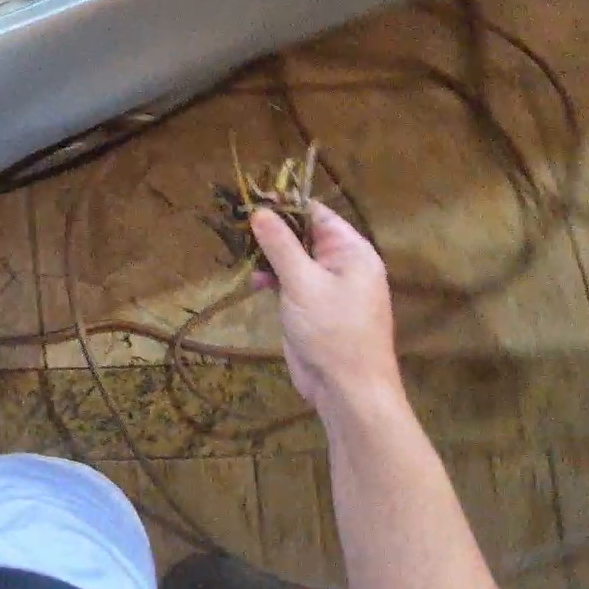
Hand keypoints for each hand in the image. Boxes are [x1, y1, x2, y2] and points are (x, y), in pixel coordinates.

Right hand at [250, 201, 402, 417]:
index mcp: (352, 252)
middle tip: (237, 225)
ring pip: (292, 257)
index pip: (317, 214)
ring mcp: (327, 286)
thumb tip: (259, 211)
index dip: (285, 205)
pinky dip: (272, 277)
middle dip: (271, 231)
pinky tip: (256, 282)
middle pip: (302, 234)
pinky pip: (290, 279)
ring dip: (267, 255)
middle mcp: (342, 264)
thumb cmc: (332, 330)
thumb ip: (280, 244)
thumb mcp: (302, 282)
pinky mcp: (312, 305)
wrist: (347, 390)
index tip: (250, 199)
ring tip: (242, 253)